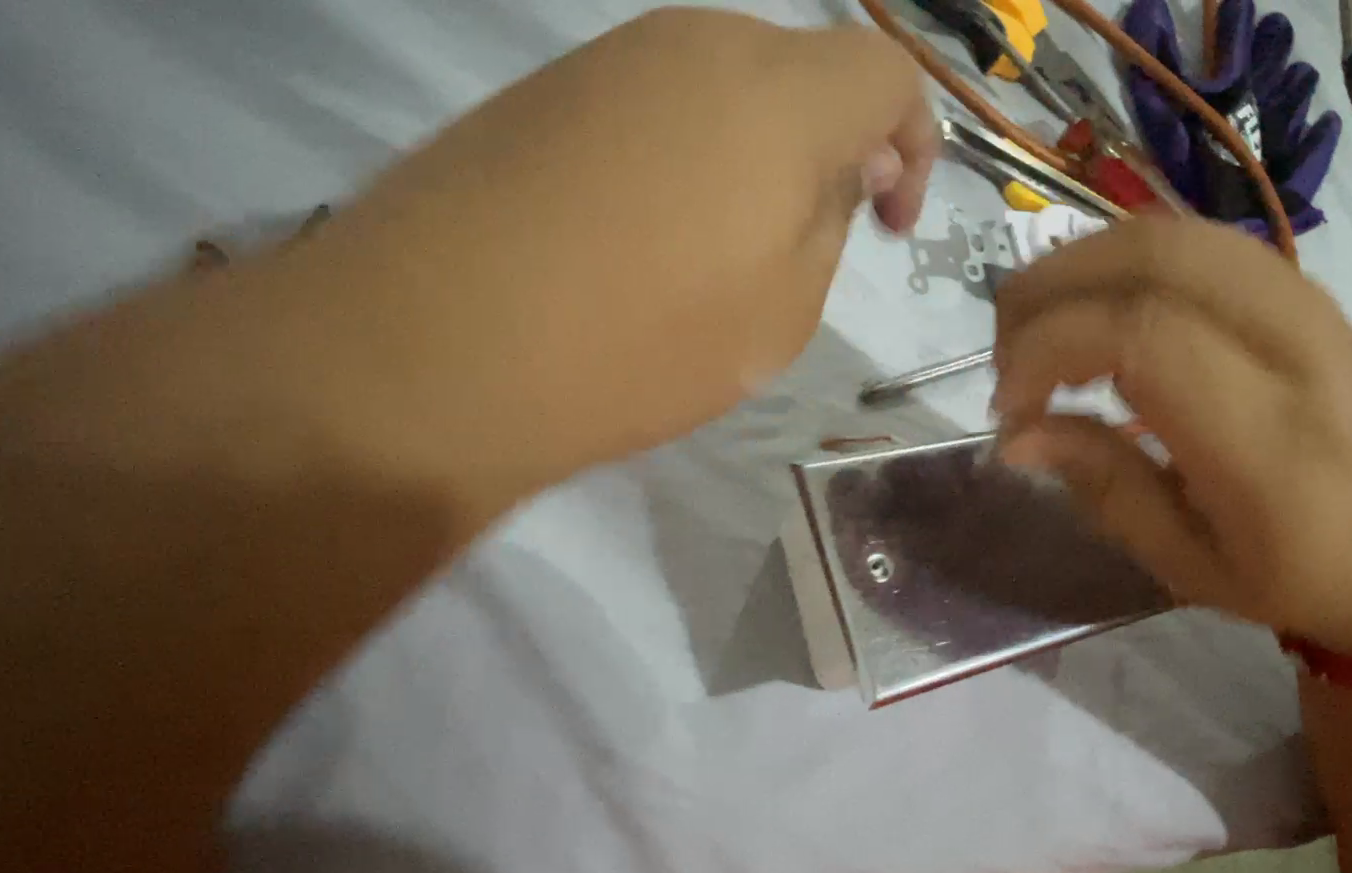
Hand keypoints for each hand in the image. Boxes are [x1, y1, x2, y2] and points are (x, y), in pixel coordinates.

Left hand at [267, 9, 935, 505]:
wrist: (440, 348)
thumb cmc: (643, 344)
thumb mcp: (781, 312)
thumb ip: (829, 224)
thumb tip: (836, 172)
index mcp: (778, 96)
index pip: (885, 74)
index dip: (910, 145)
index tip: (889, 224)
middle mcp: (696, 46)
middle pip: (803, 72)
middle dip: (831, 149)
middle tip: (809, 240)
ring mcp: (609, 60)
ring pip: (724, 87)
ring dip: (754, 155)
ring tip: (724, 251)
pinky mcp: (544, 91)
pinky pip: (652, 105)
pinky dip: (685, 156)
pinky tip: (648, 235)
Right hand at [990, 215, 1351, 652]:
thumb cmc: (1292, 579)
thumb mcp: (1183, 560)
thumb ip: (1101, 484)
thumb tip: (1015, 434)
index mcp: (1269, 440)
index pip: (1141, 335)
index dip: (1050, 348)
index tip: (1008, 404)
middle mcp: (1299, 349)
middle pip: (1155, 255)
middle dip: (1052, 287)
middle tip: (1005, 349)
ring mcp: (1314, 307)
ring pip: (1178, 232)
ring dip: (1085, 262)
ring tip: (1039, 323)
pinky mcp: (1311, 294)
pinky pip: (1204, 242)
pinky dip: (1129, 260)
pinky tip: (1098, 306)